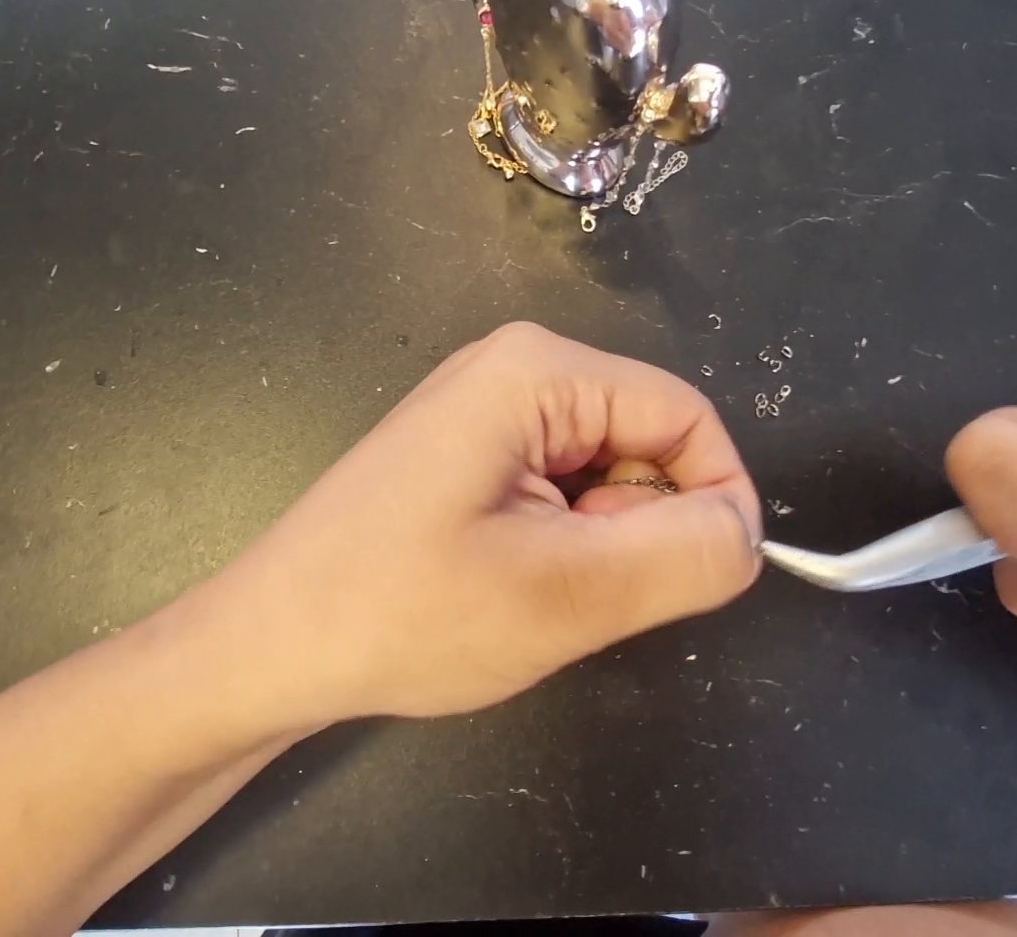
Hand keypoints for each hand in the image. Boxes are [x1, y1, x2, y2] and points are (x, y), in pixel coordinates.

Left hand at [221, 322, 762, 721]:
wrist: (269, 647)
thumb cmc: (403, 613)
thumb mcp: (564, 594)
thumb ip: (684, 556)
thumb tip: (746, 531)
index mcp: (538, 370)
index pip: (686, 417)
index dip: (715, 501)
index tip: (696, 582)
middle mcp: (516, 370)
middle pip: (644, 444)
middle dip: (637, 530)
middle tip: (572, 592)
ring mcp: (487, 411)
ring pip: (606, 477)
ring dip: (597, 545)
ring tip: (527, 590)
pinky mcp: (471, 453)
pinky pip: (561, 490)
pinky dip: (562, 545)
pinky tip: (504, 580)